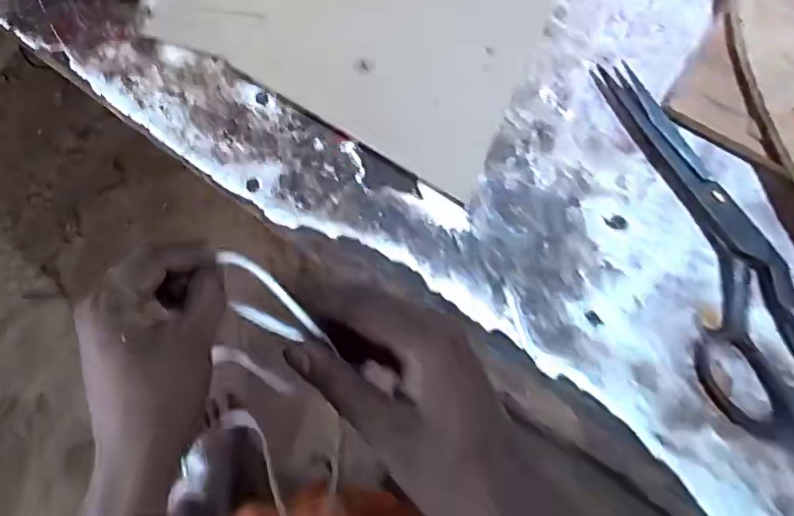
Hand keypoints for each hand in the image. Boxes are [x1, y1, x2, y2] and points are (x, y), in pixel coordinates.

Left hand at [75, 244, 225, 515]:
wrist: (134, 460)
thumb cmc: (165, 397)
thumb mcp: (194, 338)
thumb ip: (207, 292)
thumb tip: (212, 267)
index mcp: (109, 294)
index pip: (153, 256)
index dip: (190, 254)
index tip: (221, 259)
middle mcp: (93, 298)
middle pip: (141, 266)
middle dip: (179, 269)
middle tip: (212, 280)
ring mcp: (91, 318)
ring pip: (136, 283)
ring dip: (168, 286)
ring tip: (198, 300)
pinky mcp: (97, 336)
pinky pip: (129, 304)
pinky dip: (154, 303)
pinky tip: (177, 316)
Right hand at [285, 284, 533, 515]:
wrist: (515, 507)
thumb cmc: (449, 473)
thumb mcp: (387, 433)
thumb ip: (337, 383)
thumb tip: (289, 345)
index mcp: (423, 338)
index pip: (356, 302)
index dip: (315, 299)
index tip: (278, 300)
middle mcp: (434, 321)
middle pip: (368, 299)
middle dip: (328, 308)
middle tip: (290, 324)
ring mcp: (443, 333)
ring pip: (380, 309)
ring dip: (346, 322)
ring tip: (315, 345)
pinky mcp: (445, 348)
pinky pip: (395, 325)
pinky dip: (368, 335)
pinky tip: (351, 359)